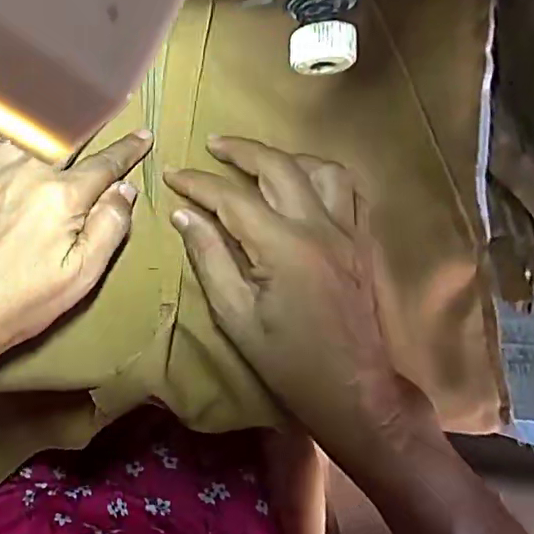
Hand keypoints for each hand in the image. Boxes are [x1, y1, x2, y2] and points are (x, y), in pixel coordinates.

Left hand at [0, 116, 151, 380]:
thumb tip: (125, 190)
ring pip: (23, 121)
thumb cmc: (19, 300)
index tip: (143, 137)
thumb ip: (109, 227)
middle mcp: (27, 171)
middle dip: (92, 110)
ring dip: (45, 101)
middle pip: (67, 131)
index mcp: (62, 196)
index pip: (106, 164)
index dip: (129, 149)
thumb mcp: (81, 276)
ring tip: (59, 86)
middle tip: (107, 94)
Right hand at [162, 137, 439, 469]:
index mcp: (283, 246)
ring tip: (258, 160)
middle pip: (279, 167)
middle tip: (212, 144)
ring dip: (286, 157)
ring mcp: (348, 232)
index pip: (232, 197)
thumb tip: (184, 214)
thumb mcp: (232, 313)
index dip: (197, 183)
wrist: (352, 389)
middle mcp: (320, 228)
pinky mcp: (362, 243)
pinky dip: (321, 176)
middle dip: (241, 150)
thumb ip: (209, 256)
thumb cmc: (284, 357)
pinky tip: (301, 183)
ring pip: (323, 170)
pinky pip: (349, 192)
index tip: (171, 175)